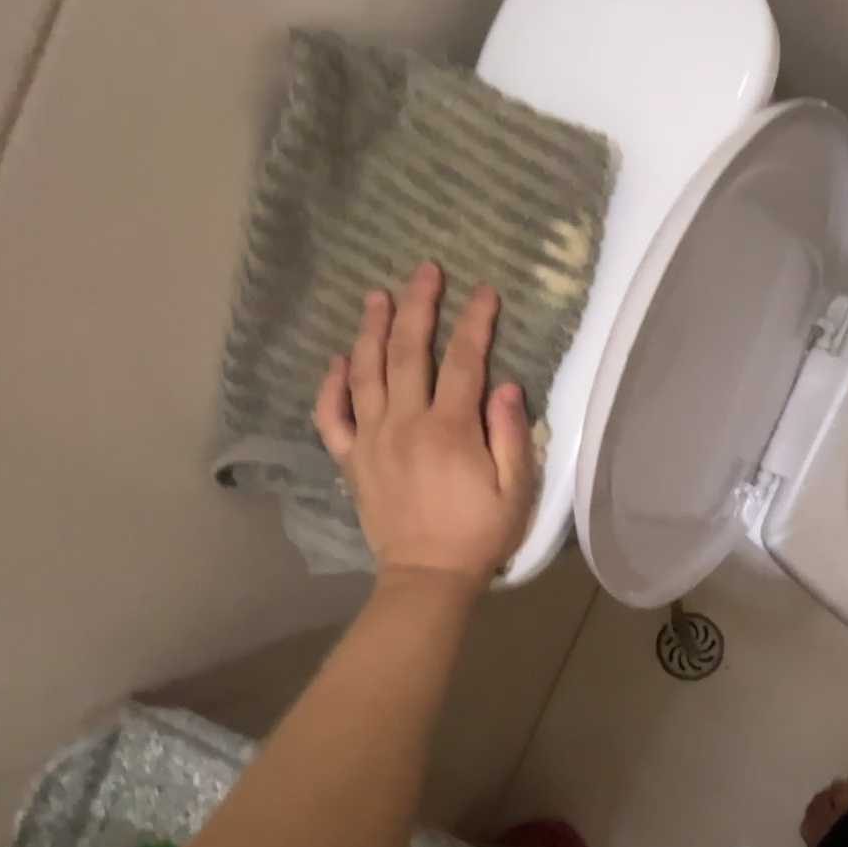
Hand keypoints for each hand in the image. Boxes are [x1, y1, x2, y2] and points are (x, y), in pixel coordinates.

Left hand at [313, 261, 535, 587]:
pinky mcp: (351, 460)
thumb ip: (509, 434)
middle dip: (418, 307)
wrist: (428, 576)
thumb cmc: (481, 533)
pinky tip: (339, 359)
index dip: (476, 322)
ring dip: (372, 329)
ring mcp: (372, 440)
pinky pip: (331, 415)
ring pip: (366, 372)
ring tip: (377, 294)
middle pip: (410, 352)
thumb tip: (504, 385)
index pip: (465, 361)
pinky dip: (331, 383)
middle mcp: (406, 424)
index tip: (484, 291)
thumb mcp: (516, 489)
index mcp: (451, 429)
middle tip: (425, 270)